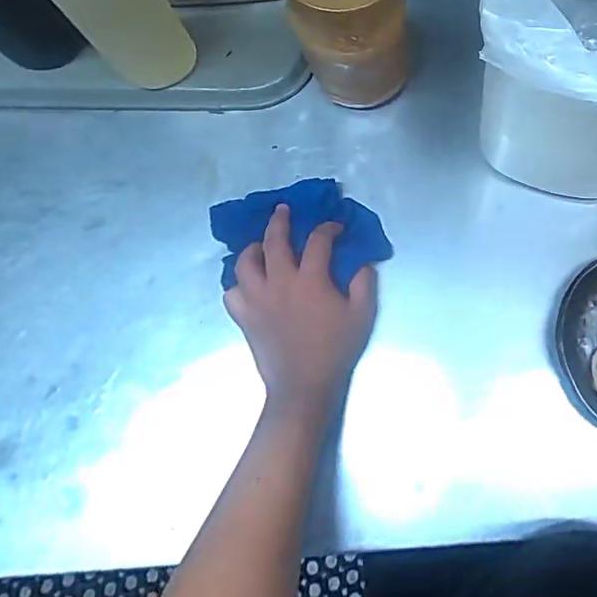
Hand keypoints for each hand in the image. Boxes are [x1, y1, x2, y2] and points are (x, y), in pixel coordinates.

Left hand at [225, 204, 377, 417]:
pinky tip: (248, 284)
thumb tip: (362, 263)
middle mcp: (279, 281)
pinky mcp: (244, 317)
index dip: (328, 228)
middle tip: (283, 210)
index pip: (318, 240)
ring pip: (245, 263)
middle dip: (280, 221)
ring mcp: (257, 299)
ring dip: (253, 248)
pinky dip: (238, 284)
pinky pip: (232, 293)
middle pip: (274, 241)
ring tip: (261, 245)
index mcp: (310, 279)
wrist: (303, 386)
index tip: (336, 227)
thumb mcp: (362, 315)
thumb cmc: (336, 349)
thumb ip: (364, 283)